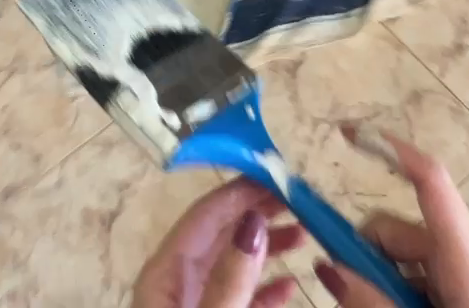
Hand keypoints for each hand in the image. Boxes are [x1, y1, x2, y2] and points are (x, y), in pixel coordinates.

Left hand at [134, 178, 309, 307]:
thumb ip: (231, 279)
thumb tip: (255, 221)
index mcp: (164, 272)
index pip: (204, 215)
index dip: (239, 191)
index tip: (276, 174)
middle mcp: (175, 282)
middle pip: (220, 235)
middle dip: (258, 213)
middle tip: (299, 198)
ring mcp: (191, 303)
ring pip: (232, 265)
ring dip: (266, 248)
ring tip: (304, 234)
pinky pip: (238, 299)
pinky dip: (263, 289)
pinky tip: (290, 284)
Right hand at [313, 127, 468, 307]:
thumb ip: (370, 303)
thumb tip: (327, 266)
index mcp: (468, 269)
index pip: (431, 183)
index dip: (392, 149)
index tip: (349, 134)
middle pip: (404, 230)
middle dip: (366, 253)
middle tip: (344, 291)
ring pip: (407, 263)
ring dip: (380, 281)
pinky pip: (421, 285)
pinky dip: (398, 295)